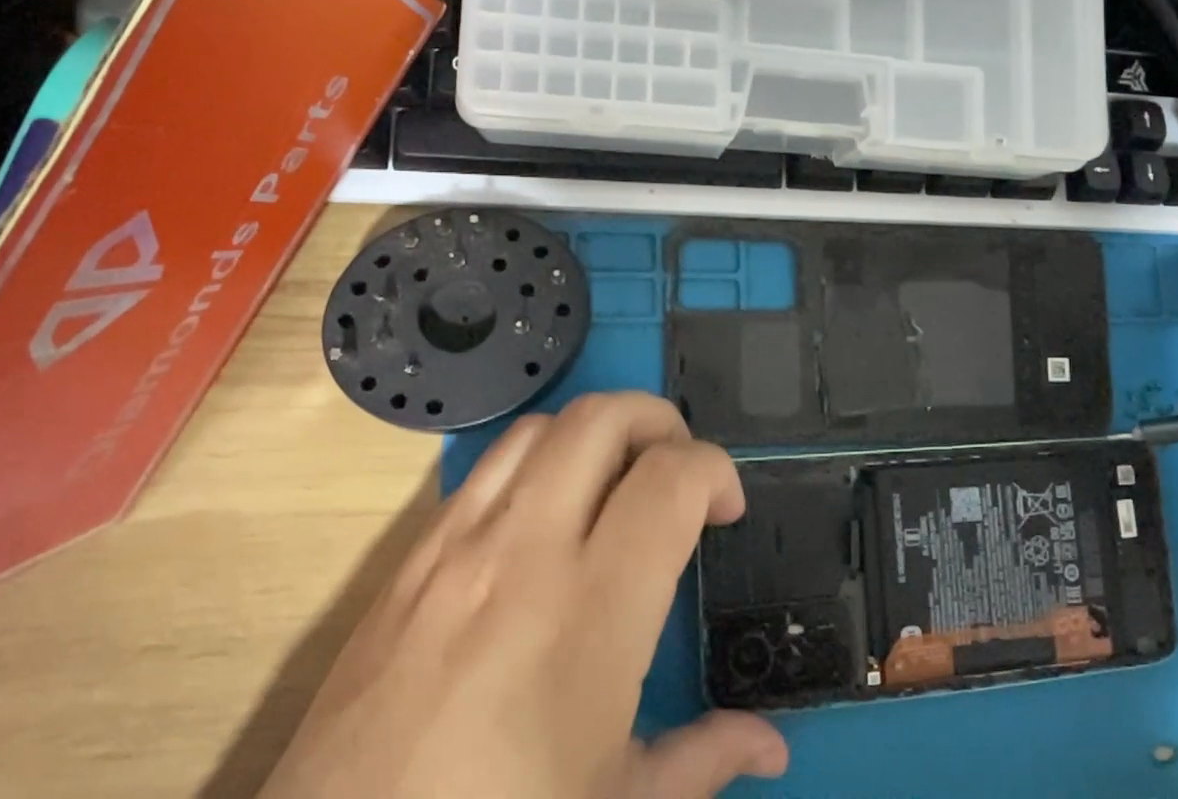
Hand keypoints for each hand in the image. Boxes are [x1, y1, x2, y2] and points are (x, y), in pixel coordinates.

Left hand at [260, 393, 787, 798]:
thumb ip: (702, 758)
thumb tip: (769, 747)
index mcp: (594, 610)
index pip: (670, 479)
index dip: (716, 471)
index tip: (726, 510)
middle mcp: (525, 551)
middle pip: (602, 419)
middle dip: (659, 422)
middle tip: (678, 474)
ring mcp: (457, 545)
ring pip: (538, 428)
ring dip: (593, 435)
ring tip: (613, 485)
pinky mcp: (409, 557)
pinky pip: (483, 470)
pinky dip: (532, 465)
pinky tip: (539, 524)